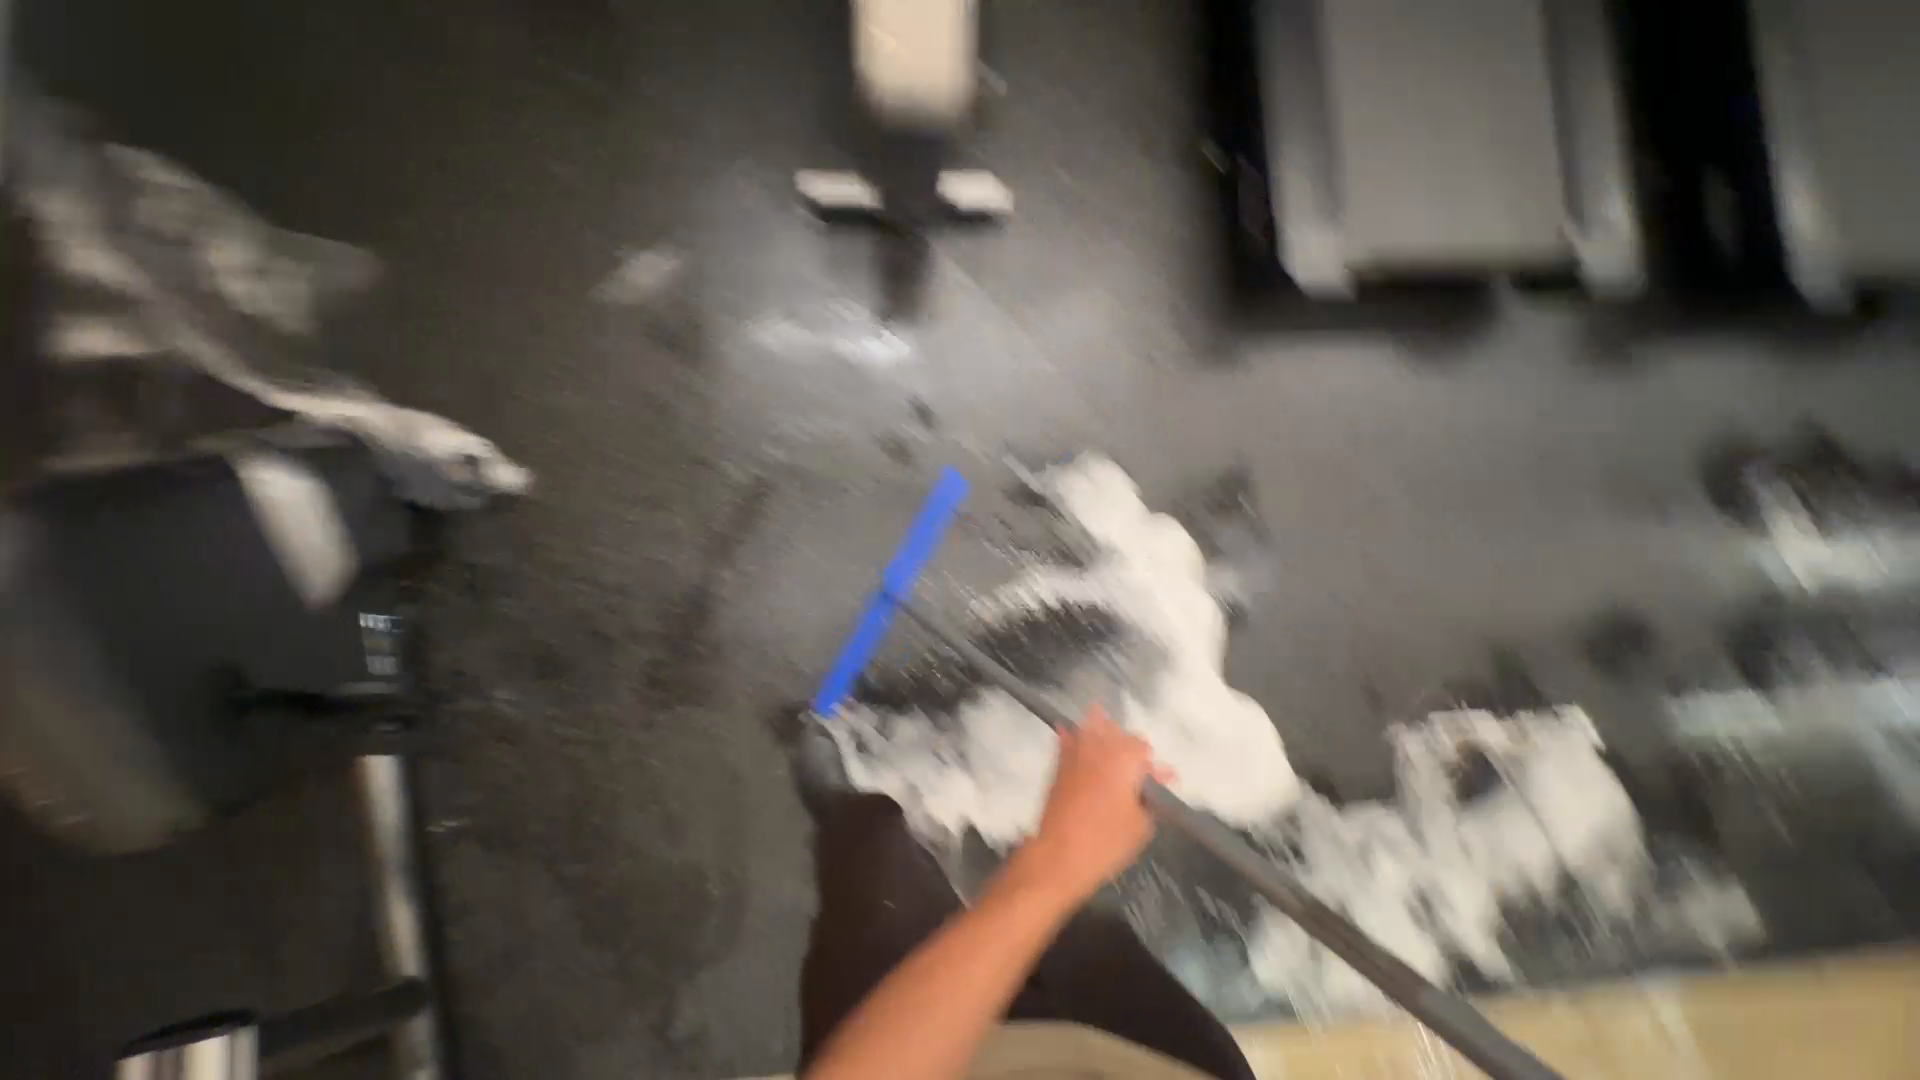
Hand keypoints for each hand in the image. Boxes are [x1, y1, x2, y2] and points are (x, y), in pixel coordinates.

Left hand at [1008, 705, 1168, 906]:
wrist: (1059, 854)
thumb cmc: (1106, 841)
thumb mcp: (1142, 824)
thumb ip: (1153, 796)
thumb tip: (1163, 777)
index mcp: (1124, 759)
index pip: (1143, 747)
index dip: (1152, 765)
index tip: (1157, 783)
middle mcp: (1099, 748)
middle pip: (1118, 733)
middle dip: (1130, 747)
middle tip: (1137, 771)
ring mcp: (1075, 754)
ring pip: (1091, 728)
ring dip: (1102, 731)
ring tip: (1108, 737)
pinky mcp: (1057, 765)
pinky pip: (1066, 739)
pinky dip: (1072, 735)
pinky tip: (1071, 732)